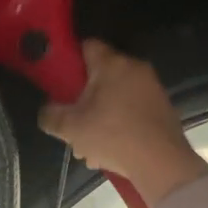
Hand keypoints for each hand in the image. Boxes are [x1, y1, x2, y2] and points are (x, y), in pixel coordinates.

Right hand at [38, 40, 207, 205]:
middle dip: (82, 98)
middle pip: (100, 76)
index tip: (57, 80)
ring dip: (98, 116)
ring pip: (114, 97)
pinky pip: (130, 110)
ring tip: (88, 145)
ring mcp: (151, 88)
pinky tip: (107, 150)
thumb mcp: (69, 128)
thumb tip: (47, 111)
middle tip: (71, 120)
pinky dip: (116, 125)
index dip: (68, 59)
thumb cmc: (112, 136)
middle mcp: (134, 69)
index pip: (86, 45)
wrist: (160, 162)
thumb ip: (50, 115)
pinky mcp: (161, 108)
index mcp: (112, 64)